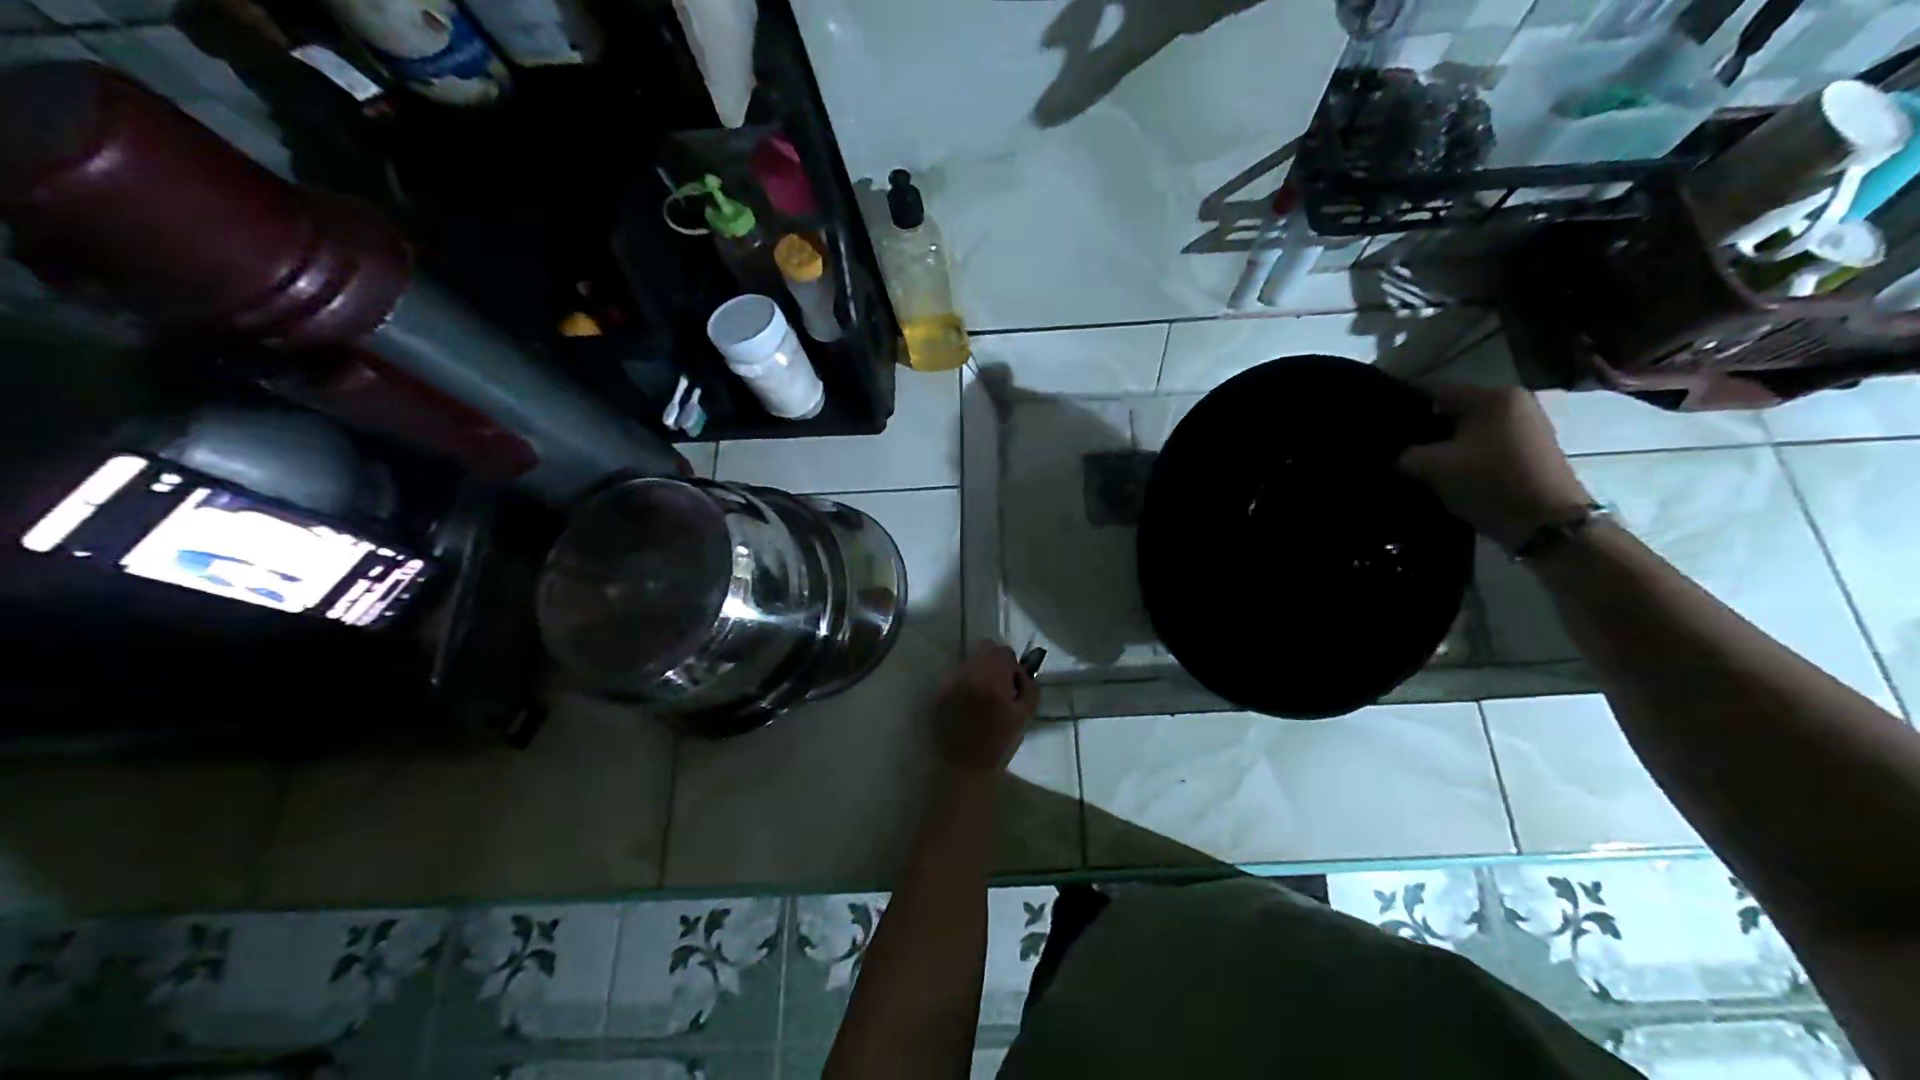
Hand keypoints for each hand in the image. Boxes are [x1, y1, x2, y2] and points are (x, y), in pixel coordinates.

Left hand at [931, 642, 1038, 772]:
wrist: (964, 766)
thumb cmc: (998, 743)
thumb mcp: (1024, 716)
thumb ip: (1029, 687)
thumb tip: (1022, 673)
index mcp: (992, 679)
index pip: (1004, 652)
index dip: (1011, 667)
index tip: (1012, 685)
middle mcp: (969, 674)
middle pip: (984, 649)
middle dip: (994, 663)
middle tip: (998, 685)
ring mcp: (950, 681)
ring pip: (968, 661)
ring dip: (977, 672)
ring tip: (980, 697)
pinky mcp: (938, 691)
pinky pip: (954, 676)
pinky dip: (963, 683)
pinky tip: (966, 704)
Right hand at [1398, 384, 1594, 550]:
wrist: (1547, 523)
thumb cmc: (1491, 482)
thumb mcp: (1435, 468)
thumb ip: (1407, 455)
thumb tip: (1399, 455)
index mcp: (1495, 396)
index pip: (1437, 394)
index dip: (1409, 413)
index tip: (1389, 434)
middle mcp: (1516, 404)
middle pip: (1455, 413)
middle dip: (1428, 433)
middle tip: (1401, 455)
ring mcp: (1528, 428)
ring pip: (1470, 433)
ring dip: (1447, 449)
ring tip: (1422, 469)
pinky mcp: (1531, 452)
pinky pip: (1486, 448)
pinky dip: (1467, 459)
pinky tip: (1450, 478)